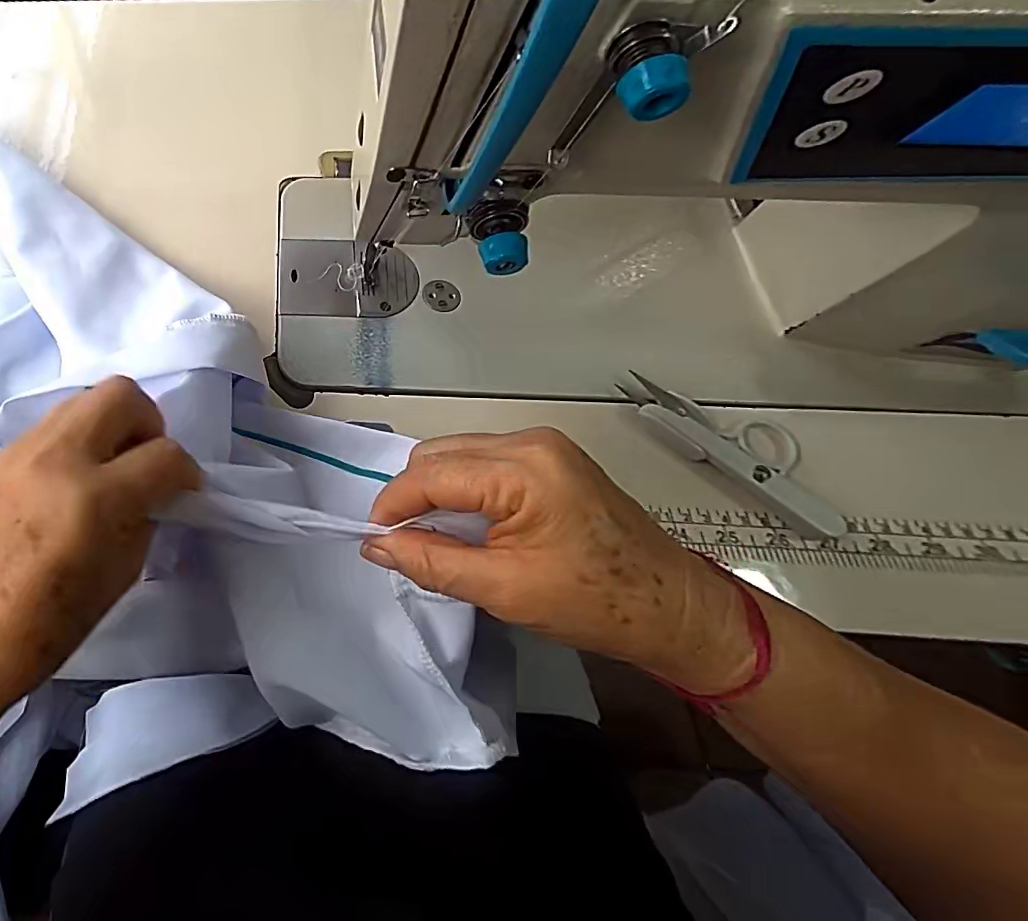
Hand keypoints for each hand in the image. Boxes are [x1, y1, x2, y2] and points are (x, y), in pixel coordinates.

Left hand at [0, 376, 200, 778]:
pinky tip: (66, 484)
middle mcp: (54, 458)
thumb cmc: (42, 631)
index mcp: (92, 499)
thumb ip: (142, 522)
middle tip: (146, 463)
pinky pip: (47, 428)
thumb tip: (153, 493)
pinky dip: (72, 443)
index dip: (186, 472)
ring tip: (108, 470)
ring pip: (80, 401)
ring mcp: (17, 453)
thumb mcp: (117, 580)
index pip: (164, 454)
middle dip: (148, 423)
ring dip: (108, 426)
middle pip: (120, 394)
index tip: (184, 490)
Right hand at [360, 428, 754, 693]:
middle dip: (411, 497)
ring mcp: (541, 445)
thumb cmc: (597, 603)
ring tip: (440, 535)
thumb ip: (429, 561)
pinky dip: (460, 489)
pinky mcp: (547, 456)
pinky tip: (469, 522)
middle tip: (410, 542)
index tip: (377, 539)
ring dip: (434, 492)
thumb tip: (375, 545)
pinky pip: (478, 461)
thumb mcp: (501, 588)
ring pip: (452, 455)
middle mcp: (529, 443)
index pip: (428, 475)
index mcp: (523, 470)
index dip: (392, 506)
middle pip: (435, 456)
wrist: (678, 610)